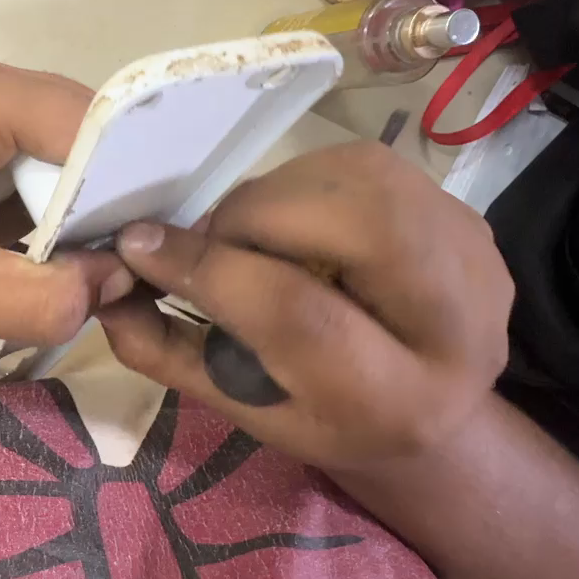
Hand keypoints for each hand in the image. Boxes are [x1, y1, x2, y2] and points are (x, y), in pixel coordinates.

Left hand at [0, 53, 131, 343]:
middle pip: (79, 127)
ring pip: (60, 147)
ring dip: (78, 203)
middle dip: (104, 193)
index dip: (127, 178)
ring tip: (94, 257)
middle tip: (127, 257)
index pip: (87, 120)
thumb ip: (44, 296)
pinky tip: (54, 248)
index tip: (150, 241)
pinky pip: (31, 162)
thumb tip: (118, 281)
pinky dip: (49, 205)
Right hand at [95, 141, 512, 469]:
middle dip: (253, 216)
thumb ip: (165, 350)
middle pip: (354, 225)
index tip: (138, 244)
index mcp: (393, 400)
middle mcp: (459, 325)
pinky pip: (368, 166)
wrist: (426, 403)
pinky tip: (294, 221)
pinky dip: (307, 181)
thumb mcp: (236, 403)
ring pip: (359, 178)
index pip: (297, 313)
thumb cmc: (317, 412)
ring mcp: (475, 258)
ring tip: (250, 234)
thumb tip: (104, 286)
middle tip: (208, 241)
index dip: (209, 267)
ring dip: (278, 193)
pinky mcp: (468, 215)